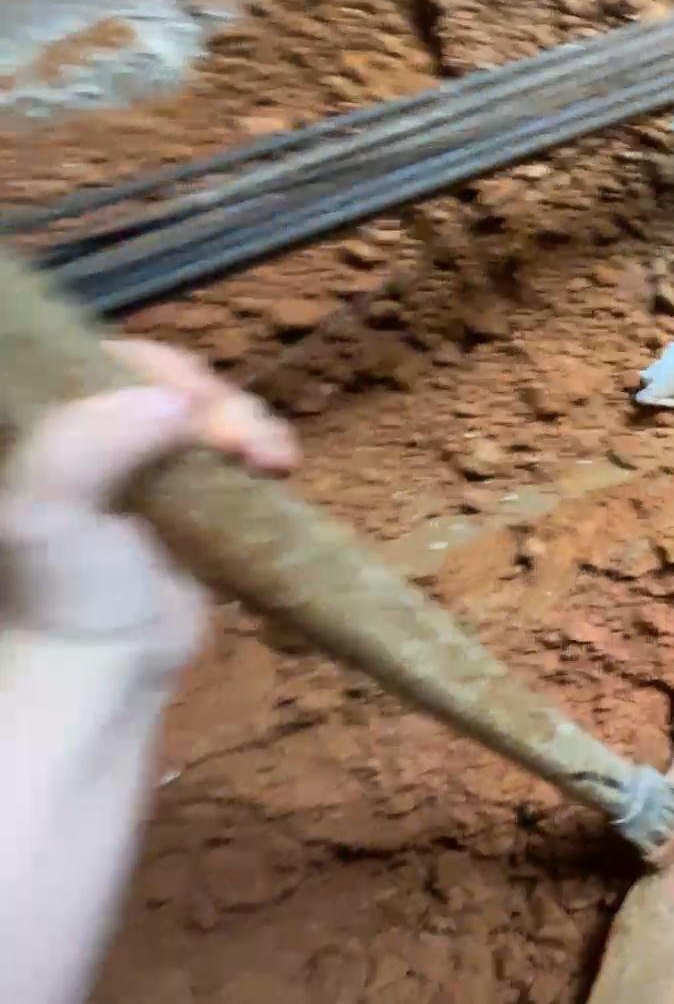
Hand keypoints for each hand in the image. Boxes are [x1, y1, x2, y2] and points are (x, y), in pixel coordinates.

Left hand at [1, 341, 298, 681]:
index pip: (99, 361)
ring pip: (213, 411)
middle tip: (246, 443)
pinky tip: (284, 468)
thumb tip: (182, 402)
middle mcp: (93, 436)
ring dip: (255, 425)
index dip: (157, 369)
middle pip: (169, 382)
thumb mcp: (46, 515)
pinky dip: (268, 447)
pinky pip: (239, 446)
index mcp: (38, 430)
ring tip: (277, 462)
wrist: (109, 663)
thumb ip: (88, 445)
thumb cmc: (63, 591)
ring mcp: (148, 464)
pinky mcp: (199, 491)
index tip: (196, 404)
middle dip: (220, 403)